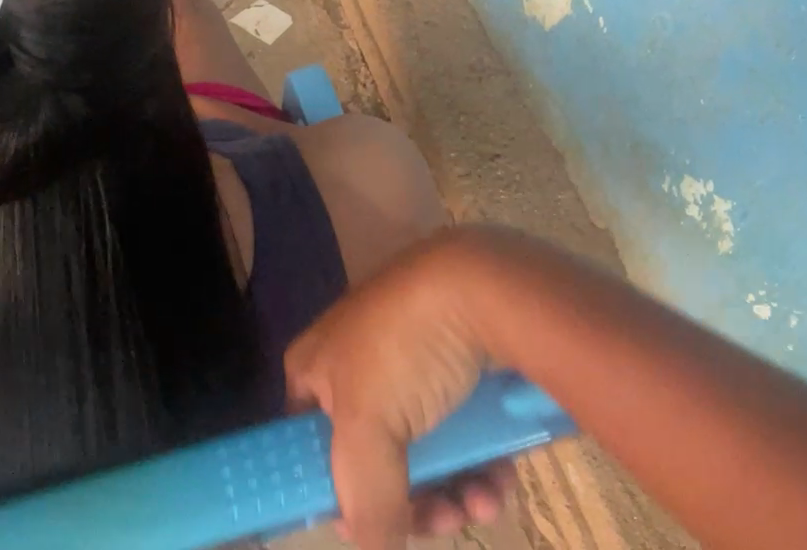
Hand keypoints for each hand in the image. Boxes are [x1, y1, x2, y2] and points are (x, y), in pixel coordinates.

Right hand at [285, 228, 516, 548]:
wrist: (485, 283)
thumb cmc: (406, 347)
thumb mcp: (368, 428)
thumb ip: (364, 502)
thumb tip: (373, 548)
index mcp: (314, 367)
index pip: (306, 446)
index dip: (334, 493)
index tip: (369, 526)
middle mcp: (355, 365)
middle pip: (372, 458)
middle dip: (412, 502)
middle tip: (444, 520)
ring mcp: (409, 364)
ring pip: (424, 451)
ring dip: (454, 491)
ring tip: (483, 501)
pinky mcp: (456, 364)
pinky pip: (458, 428)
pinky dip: (478, 462)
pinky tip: (500, 478)